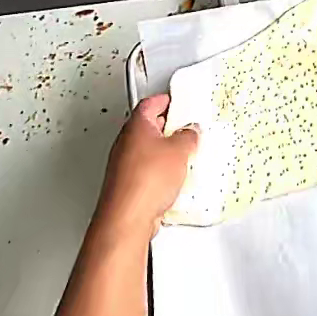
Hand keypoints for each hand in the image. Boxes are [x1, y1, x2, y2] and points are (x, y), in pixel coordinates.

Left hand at [93, 95, 198, 235]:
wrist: (128, 215)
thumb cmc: (145, 180)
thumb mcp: (179, 151)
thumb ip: (188, 137)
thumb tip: (191, 131)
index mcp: (136, 125)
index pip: (150, 104)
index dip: (165, 100)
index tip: (176, 100)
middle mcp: (126, 141)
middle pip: (148, 126)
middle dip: (168, 127)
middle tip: (185, 128)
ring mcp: (124, 162)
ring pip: (148, 150)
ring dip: (165, 151)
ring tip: (184, 155)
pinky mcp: (127, 182)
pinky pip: (147, 170)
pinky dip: (160, 171)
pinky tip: (173, 179)